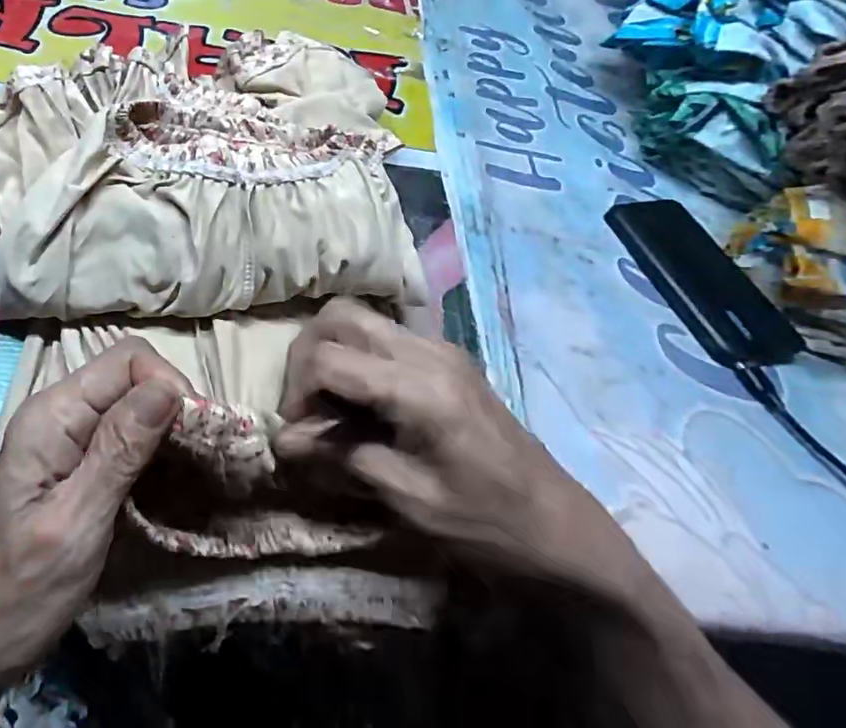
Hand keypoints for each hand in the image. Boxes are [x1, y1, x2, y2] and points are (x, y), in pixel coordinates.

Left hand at [0, 339, 189, 726]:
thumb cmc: (19, 592)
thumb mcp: (77, 522)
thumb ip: (120, 450)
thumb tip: (168, 386)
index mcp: (53, 414)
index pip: (127, 359)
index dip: (169, 384)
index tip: (198, 435)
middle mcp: (59, 414)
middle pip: (132, 379)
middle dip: (173, 409)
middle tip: (203, 461)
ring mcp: (65, 441)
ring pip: (132, 409)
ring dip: (167, 435)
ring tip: (194, 475)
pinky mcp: (74, 468)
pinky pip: (123, 441)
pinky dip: (152, 457)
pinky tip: (169, 488)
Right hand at [274, 298, 650, 602]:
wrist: (562, 528)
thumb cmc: (487, 524)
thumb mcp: (408, 498)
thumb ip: (341, 457)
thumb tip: (282, 439)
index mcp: (420, 388)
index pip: (327, 359)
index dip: (297, 393)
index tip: (297, 433)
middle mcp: (427, 351)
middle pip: (338, 316)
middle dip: (304, 356)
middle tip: (305, 407)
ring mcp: (439, 347)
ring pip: (357, 317)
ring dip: (328, 351)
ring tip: (328, 404)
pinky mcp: (445, 356)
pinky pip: (382, 334)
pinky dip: (354, 356)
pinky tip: (360, 401)